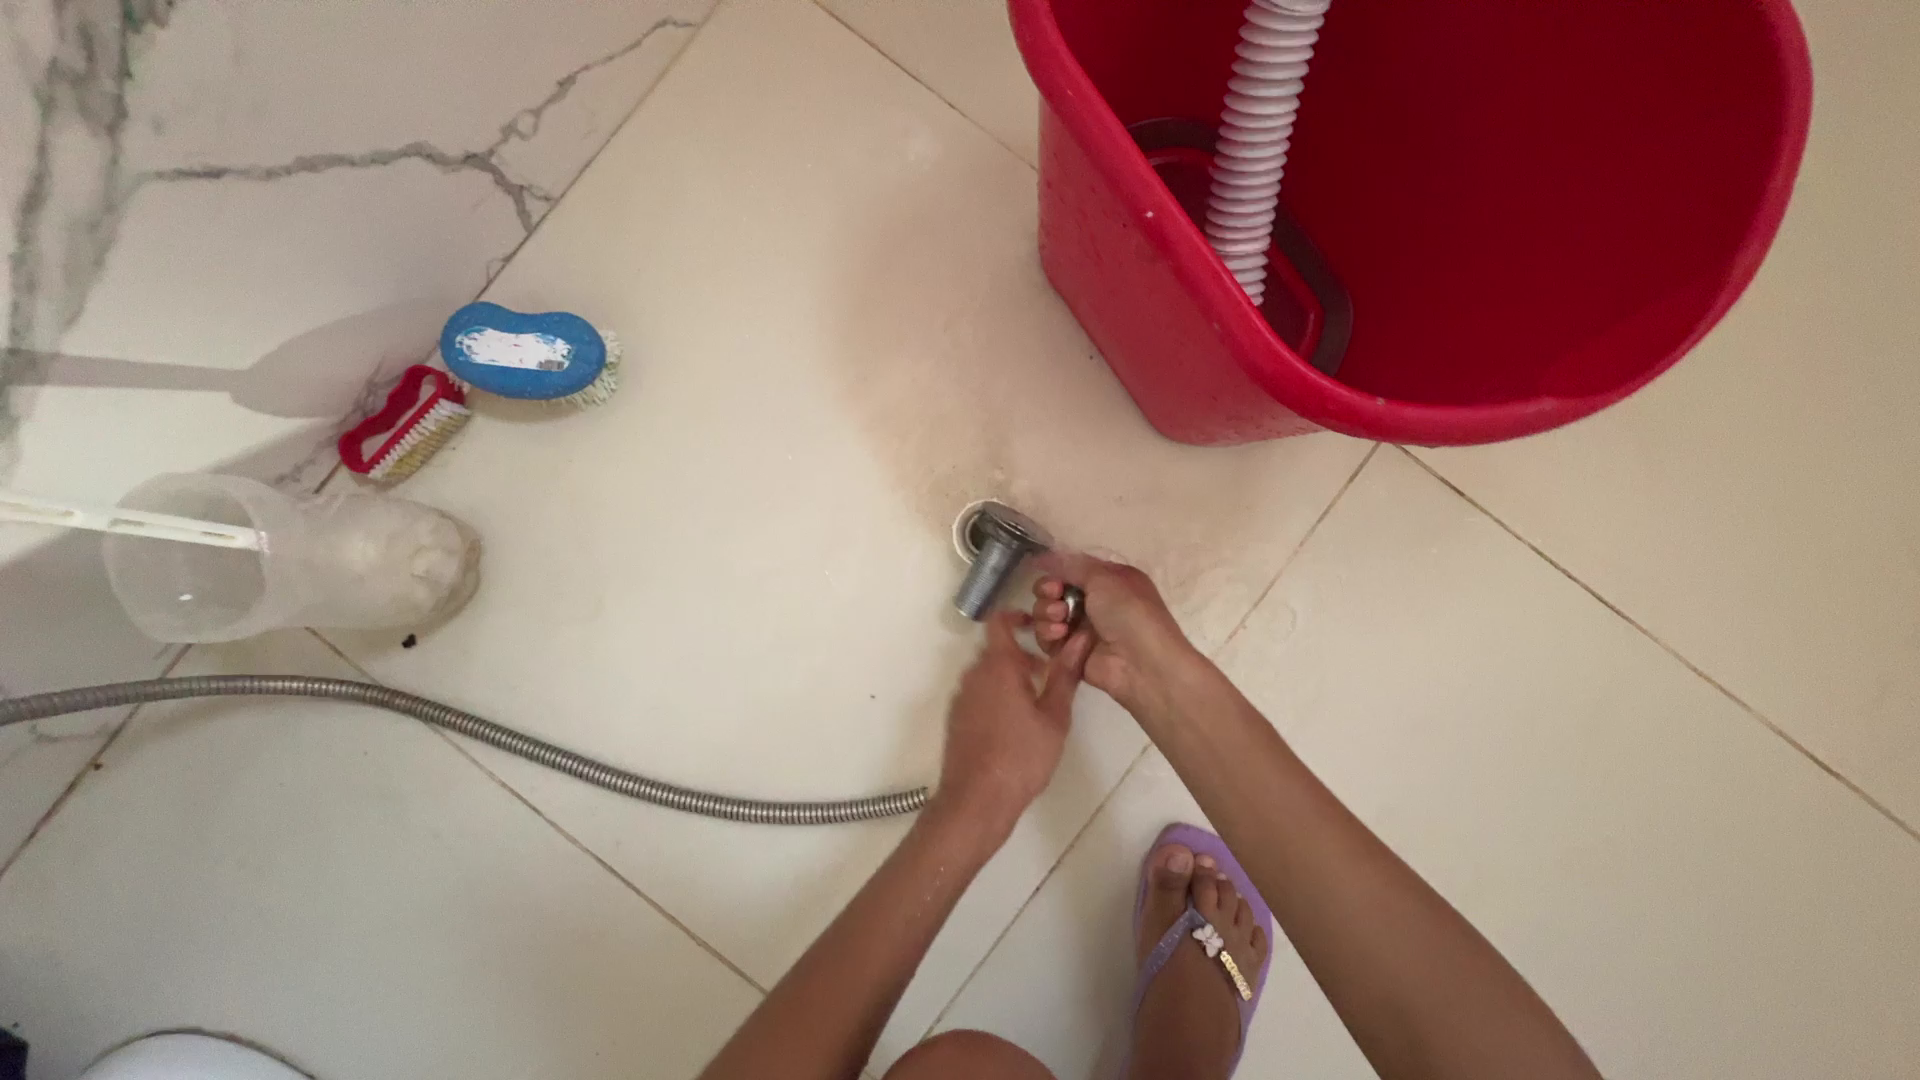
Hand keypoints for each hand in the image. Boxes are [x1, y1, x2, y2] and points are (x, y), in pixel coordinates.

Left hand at [934, 611, 1092, 831]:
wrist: (977, 799)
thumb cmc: (1022, 757)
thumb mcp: (1055, 717)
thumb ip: (1066, 675)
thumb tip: (1081, 640)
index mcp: (998, 666)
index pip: (1000, 621)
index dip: (1018, 615)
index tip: (1039, 627)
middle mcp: (973, 674)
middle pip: (995, 649)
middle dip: (1022, 654)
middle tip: (1048, 672)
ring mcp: (961, 696)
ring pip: (986, 672)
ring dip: (1009, 676)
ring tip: (1036, 701)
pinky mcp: (955, 717)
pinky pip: (977, 692)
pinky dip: (995, 694)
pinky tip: (1014, 722)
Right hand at [1030, 552, 1199, 719]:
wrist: (1141, 661)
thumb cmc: (1128, 611)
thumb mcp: (1104, 577)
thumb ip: (1071, 565)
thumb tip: (1044, 555)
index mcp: (1107, 581)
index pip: (1071, 569)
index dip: (1055, 569)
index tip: (1046, 570)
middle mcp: (1093, 603)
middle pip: (1053, 591)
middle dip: (1048, 591)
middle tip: (1055, 595)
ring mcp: (1080, 628)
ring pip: (1045, 614)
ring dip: (1046, 612)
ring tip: (1060, 619)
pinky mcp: (1070, 652)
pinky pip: (1046, 639)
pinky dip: (1048, 634)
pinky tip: (1060, 635)